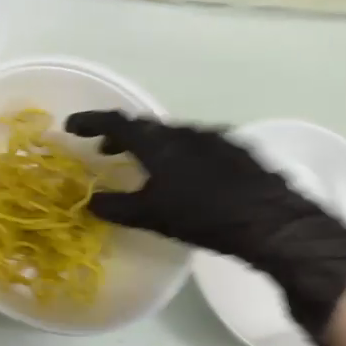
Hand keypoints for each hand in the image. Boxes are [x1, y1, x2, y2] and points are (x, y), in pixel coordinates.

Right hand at [65, 111, 345, 344]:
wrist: (274, 223)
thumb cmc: (203, 217)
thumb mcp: (151, 215)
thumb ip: (117, 207)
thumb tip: (90, 202)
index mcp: (159, 141)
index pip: (116, 122)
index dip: (91, 122)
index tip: (71, 126)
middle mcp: (186, 131)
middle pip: (146, 127)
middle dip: (122, 137)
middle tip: (105, 150)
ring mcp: (216, 138)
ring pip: (173, 136)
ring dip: (152, 147)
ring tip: (143, 166)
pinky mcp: (239, 151)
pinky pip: (197, 146)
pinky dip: (178, 155)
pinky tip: (184, 178)